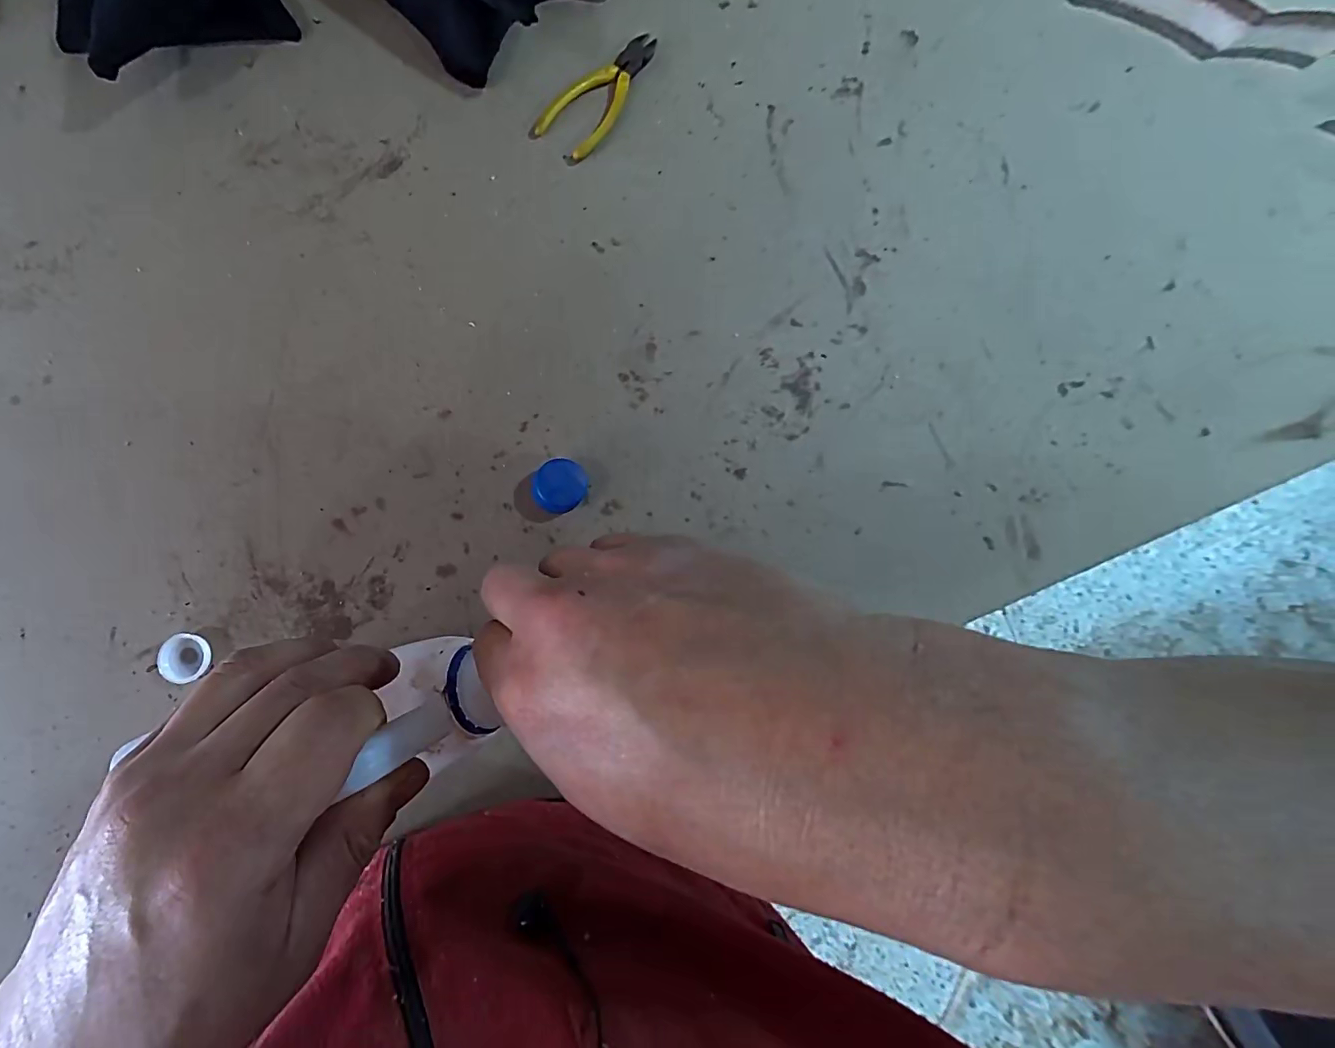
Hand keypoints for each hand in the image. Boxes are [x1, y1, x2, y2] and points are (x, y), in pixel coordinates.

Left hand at [0, 639, 428, 1047]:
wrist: (77, 1030)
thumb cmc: (195, 1002)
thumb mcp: (297, 935)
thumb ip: (352, 838)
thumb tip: (403, 771)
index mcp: (236, 837)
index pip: (322, 724)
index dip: (368, 708)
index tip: (391, 722)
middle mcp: (186, 784)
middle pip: (284, 685)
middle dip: (345, 664)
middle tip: (381, 668)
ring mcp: (147, 767)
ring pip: (238, 673)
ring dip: (297, 655)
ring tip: (335, 661)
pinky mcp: (126, 764)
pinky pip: (198, 700)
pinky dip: (249, 682)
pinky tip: (273, 696)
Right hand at [472, 534, 1045, 947]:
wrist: (875, 758)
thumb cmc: (742, 815)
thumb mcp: (618, 797)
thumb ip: (562, 725)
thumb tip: (558, 690)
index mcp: (536, 695)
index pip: (486, 648)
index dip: (518, 665)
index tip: (552, 680)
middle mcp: (559, 621)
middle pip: (506, 585)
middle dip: (532, 613)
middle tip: (590, 647)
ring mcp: (620, 574)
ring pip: (569, 561)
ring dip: (590, 590)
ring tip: (654, 629)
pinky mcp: (679, 548)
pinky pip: (625, 548)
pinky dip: (640, 574)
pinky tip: (694, 610)